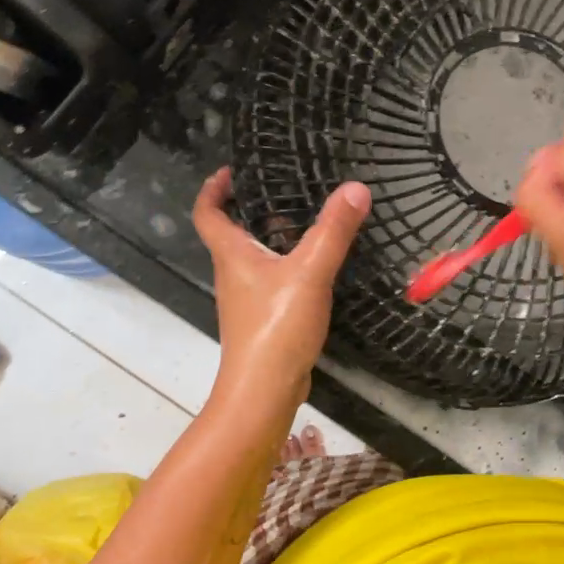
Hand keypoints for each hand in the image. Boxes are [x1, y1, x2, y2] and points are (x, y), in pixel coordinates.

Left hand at [192, 167, 370, 412]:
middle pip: (233, 233)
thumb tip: (356, 187)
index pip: (207, 213)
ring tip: (308, 220)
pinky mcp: (264, 320)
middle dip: (252, 208)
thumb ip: (333, 231)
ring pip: (256, 258)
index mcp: (232, 255)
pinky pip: (273, 281)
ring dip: (274, 237)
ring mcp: (247, 299)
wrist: (264, 391)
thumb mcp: (310, 272)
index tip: (231, 171)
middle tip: (284, 188)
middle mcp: (233, 273)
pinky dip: (289, 266)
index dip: (213, 189)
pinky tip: (318, 267)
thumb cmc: (276, 326)